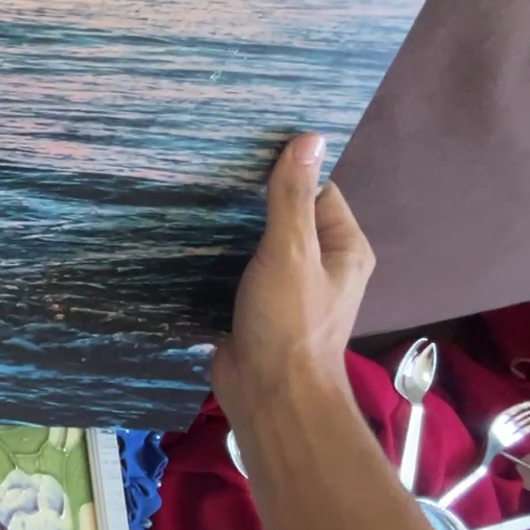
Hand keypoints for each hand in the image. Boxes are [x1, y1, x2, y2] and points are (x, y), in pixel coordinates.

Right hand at [212, 134, 374, 422]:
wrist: (268, 391)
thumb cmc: (288, 320)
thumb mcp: (289, 252)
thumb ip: (291, 198)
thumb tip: (307, 139)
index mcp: (344, 248)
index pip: (318, 192)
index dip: (286, 171)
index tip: (243, 153)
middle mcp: (320, 266)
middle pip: (285, 219)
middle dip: (251, 201)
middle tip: (206, 175)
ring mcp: (285, 289)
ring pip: (256, 247)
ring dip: (228, 232)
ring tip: (188, 204)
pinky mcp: (254, 308)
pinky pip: (235, 273)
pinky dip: (215, 260)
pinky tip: (186, 247)